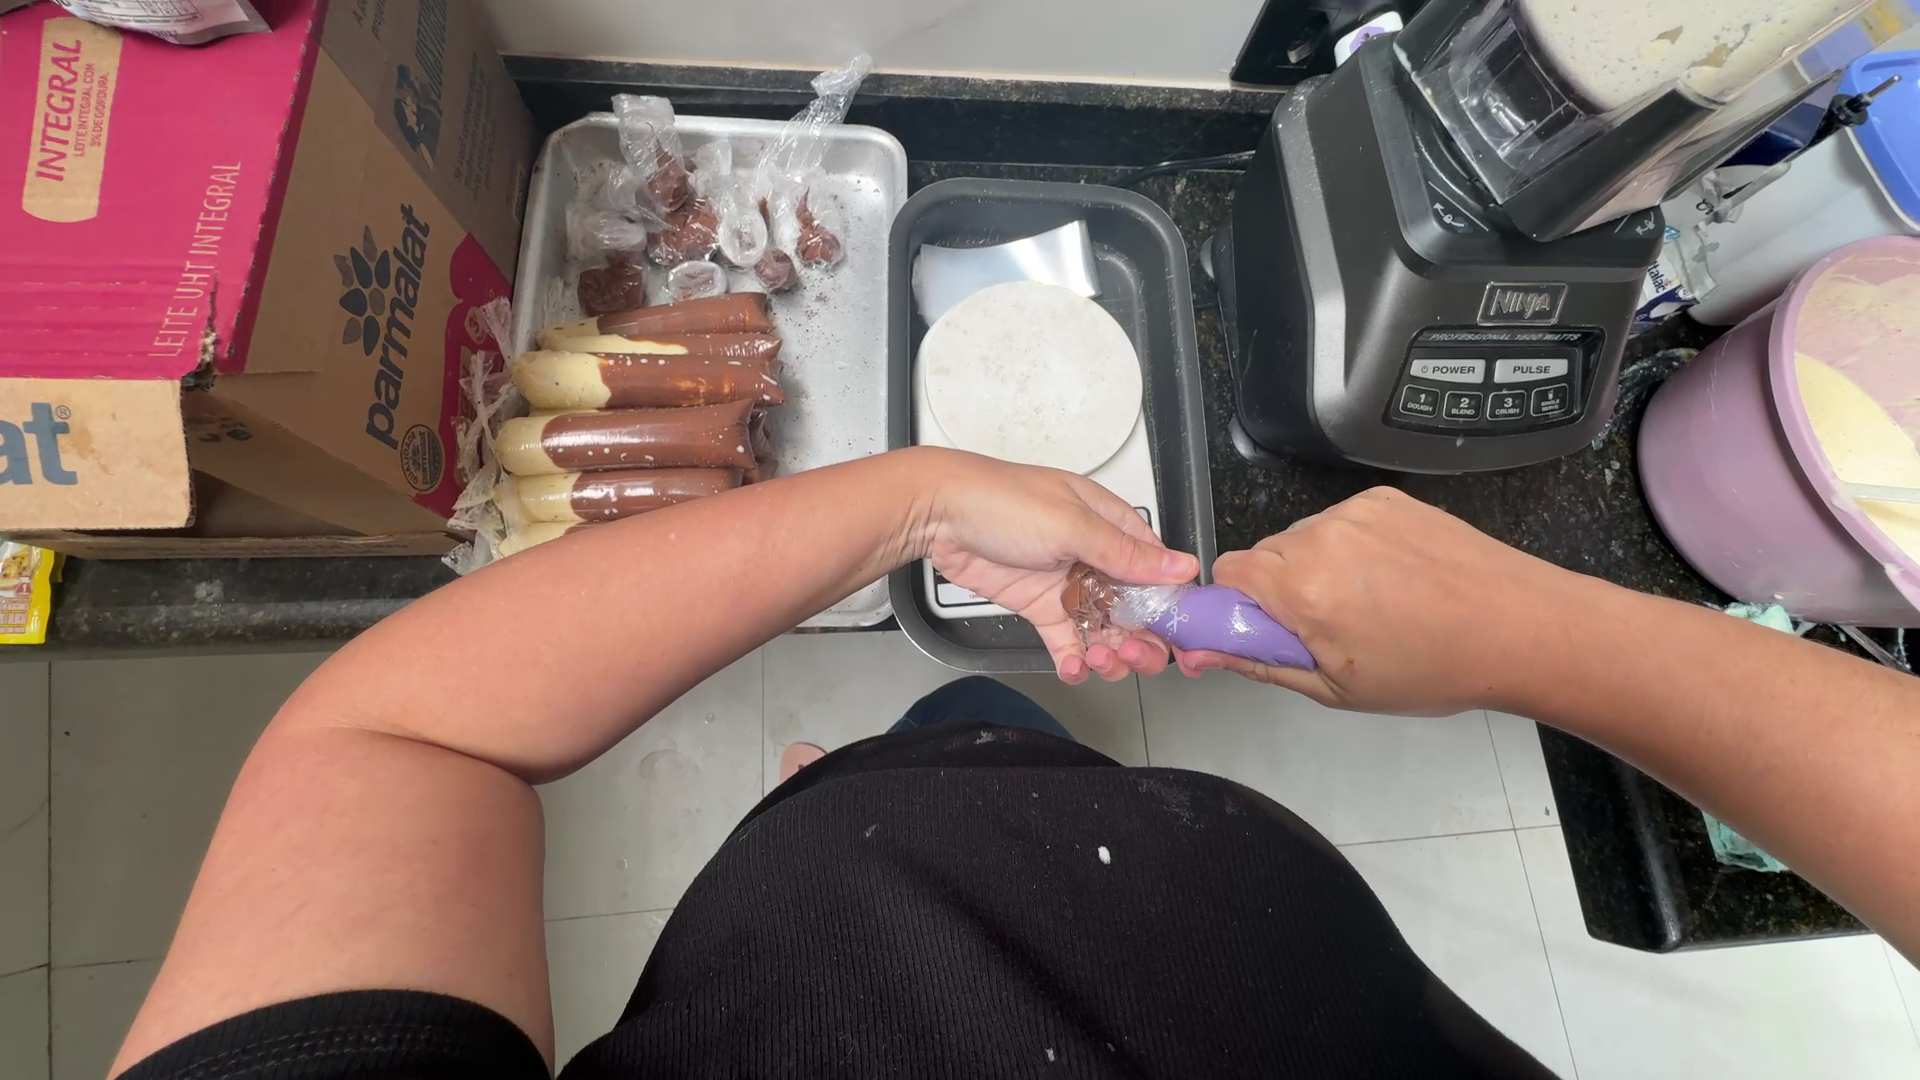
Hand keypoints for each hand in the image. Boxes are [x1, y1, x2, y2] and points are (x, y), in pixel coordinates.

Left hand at [913, 449, 1197, 683]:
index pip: (1154, 569)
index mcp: (1109, 525)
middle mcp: (1093, 556)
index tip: (1175, 633)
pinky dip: (1072, 657)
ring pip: (1103, 628)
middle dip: (1141, 636)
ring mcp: (1066, 583)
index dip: (1168, 604)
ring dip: (1108, 651)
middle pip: (1134, 606)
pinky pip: (1065, 638)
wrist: (941, 514)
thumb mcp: (1072, 524)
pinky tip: (1073, 666)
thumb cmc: (1003, 502)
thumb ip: (1125, 553)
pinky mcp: (1038, 605)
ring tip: (1099, 660)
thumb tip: (1180, 566)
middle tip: (1134, 654)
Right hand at [1176, 487, 1586, 714]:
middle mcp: (1320, 538)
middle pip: (1262, 552)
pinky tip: (1388, 571)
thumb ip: (1260, 663)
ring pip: (1299, 535)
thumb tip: (1202, 652)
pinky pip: (1337, 519)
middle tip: (1323, 619)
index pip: (1228, 570)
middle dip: (1277, 584)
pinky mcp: (1382, 497)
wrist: (1525, 630)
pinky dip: (1347, 543)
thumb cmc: (1431, 670)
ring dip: (1311, 563)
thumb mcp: (1336, 688)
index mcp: (1302, 588)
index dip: (1237, 599)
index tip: (1264, 621)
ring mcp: (1354, 512)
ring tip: (1365, 596)